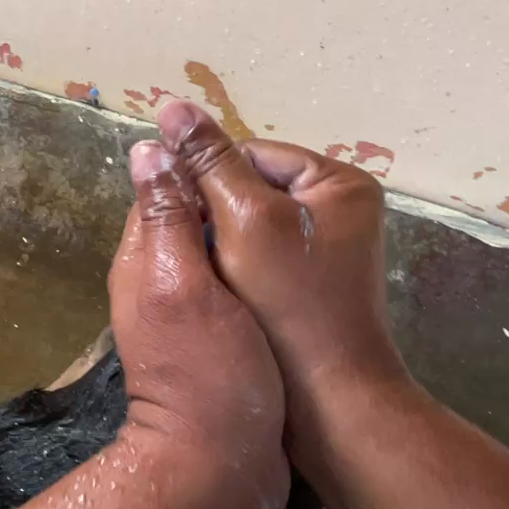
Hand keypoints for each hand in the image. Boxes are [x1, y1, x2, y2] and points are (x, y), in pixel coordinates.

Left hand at [108, 140, 289, 508]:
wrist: (218, 467)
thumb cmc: (204, 369)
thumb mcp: (182, 281)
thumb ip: (166, 216)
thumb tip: (146, 147)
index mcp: (142, 257)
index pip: (164, 189)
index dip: (202, 169)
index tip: (253, 162)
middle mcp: (157, 278)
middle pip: (191, 218)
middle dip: (230, 202)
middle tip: (286, 194)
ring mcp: (186, 312)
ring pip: (216, 253)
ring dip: (247, 236)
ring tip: (296, 225)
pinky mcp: (216, 339)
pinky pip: (235, 287)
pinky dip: (257, 272)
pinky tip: (291, 271)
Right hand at [154, 100, 410, 447]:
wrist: (328, 403)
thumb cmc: (291, 305)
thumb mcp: (245, 220)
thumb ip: (208, 162)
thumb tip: (171, 105)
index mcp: (337, 181)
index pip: (247, 154)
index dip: (207, 182)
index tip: (190, 222)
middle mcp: (335, 206)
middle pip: (244, 186)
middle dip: (213, 214)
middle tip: (196, 250)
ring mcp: (321, 244)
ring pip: (243, 222)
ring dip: (217, 241)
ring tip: (207, 271)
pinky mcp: (306, 278)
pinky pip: (253, 252)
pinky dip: (231, 266)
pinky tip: (220, 288)